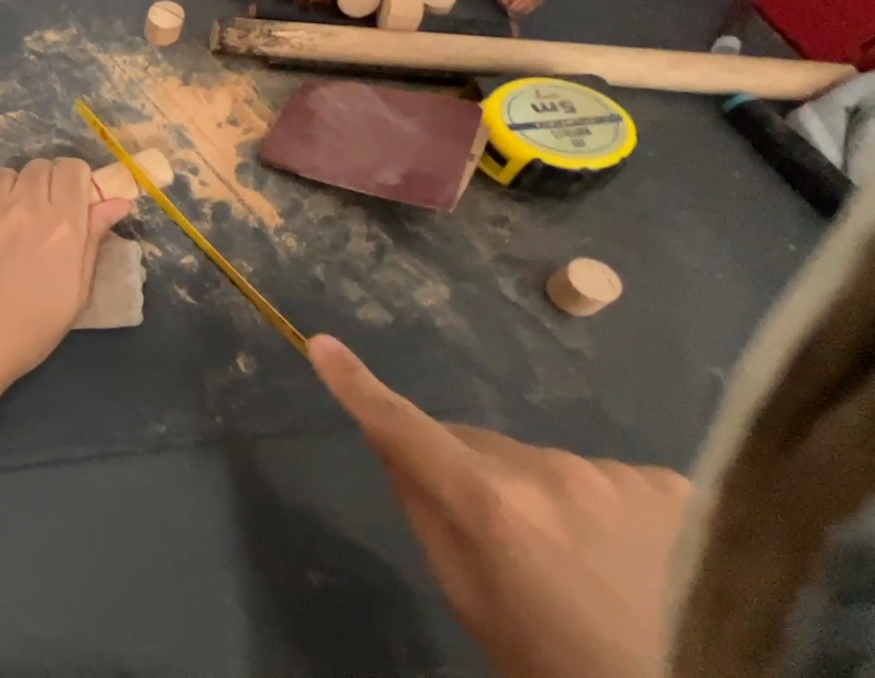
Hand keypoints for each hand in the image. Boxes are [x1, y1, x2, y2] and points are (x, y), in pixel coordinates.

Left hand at [0, 158, 130, 406]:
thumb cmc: (30, 329)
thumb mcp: (76, 291)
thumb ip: (92, 239)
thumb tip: (116, 202)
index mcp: (62, 225)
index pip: (72, 169)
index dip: (73, 182)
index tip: (69, 201)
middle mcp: (24, 206)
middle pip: (39, 166)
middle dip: (43, 185)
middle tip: (38, 217)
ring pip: (4, 175)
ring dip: (10, 192)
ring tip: (5, 225)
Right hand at [309, 335, 689, 677]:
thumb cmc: (539, 648)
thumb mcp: (463, 589)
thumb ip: (424, 508)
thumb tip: (392, 443)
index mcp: (490, 503)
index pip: (406, 430)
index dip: (358, 387)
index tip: (322, 345)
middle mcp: (549, 472)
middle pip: (477, 445)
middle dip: (469, 470)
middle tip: (496, 536)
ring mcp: (615, 475)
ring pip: (539, 461)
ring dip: (537, 490)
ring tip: (574, 558)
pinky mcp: (670, 484)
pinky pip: (601, 476)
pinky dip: (597, 503)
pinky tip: (626, 553)